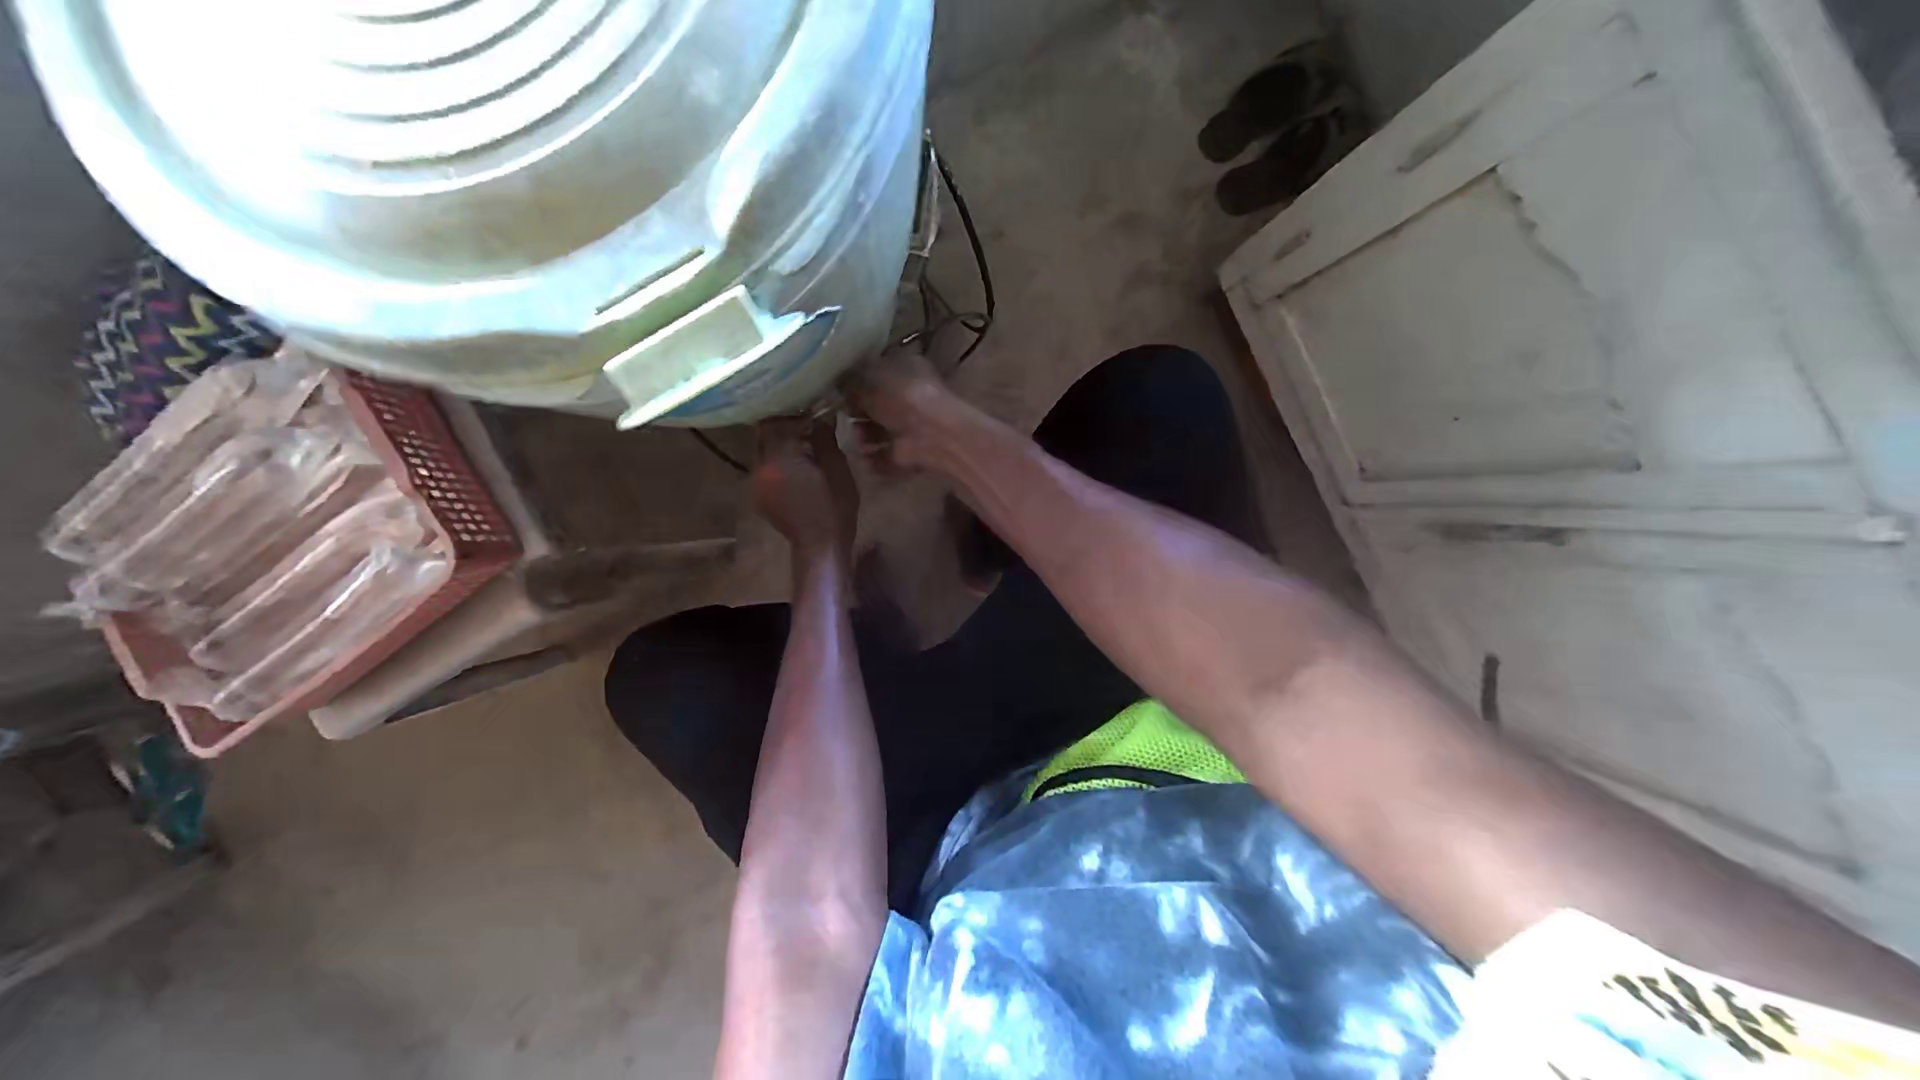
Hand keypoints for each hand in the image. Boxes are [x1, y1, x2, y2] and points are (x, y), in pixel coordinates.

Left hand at [753, 417, 858, 562]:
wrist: (820, 546)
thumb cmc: (834, 508)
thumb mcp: (837, 468)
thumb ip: (824, 438)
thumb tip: (819, 416)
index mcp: (780, 458)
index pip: (775, 421)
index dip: (791, 412)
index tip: (809, 410)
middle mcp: (760, 467)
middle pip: (763, 433)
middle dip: (782, 425)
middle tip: (804, 423)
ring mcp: (756, 483)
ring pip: (762, 450)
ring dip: (778, 443)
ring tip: (801, 443)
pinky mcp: (758, 494)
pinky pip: (764, 467)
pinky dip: (777, 460)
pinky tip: (795, 465)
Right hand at [843, 346, 956, 473]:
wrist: (930, 434)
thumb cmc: (900, 396)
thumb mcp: (868, 378)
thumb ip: (850, 382)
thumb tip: (840, 387)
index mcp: (907, 368)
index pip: (878, 373)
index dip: (857, 383)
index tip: (840, 392)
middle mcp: (911, 397)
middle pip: (877, 405)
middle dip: (859, 414)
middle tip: (848, 416)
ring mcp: (913, 427)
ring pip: (879, 432)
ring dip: (864, 437)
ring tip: (860, 439)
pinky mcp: (910, 453)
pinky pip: (885, 456)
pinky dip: (873, 459)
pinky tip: (865, 457)